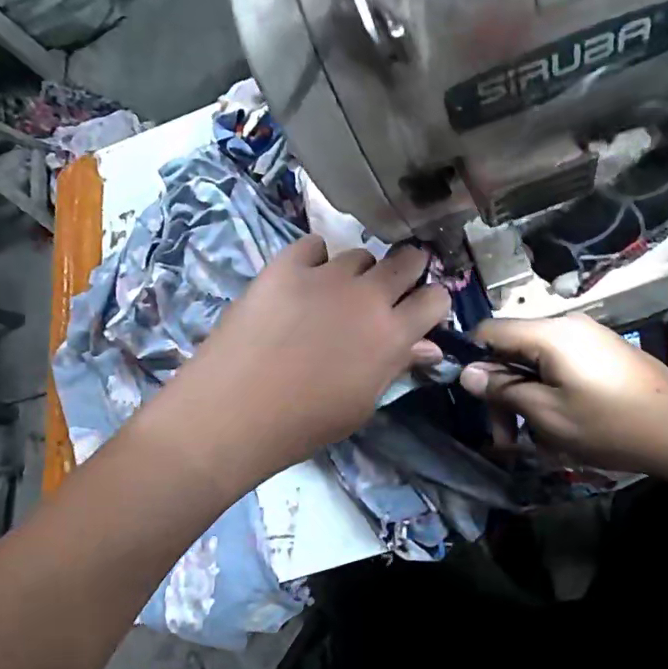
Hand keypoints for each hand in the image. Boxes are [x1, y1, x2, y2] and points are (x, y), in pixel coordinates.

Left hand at [157, 237, 449, 471]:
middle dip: (409, 269)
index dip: (433, 303)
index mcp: (393, 334)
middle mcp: (368, 296)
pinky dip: (315, 259)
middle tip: (392, 287)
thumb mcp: (363, 405)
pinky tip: (304, 278)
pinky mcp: (285, 265)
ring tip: (338, 292)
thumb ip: (398, 368)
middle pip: (407, 260)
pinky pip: (314, 246)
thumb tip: (428, 347)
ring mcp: (326, 275)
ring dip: (359, 271)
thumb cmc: (305, 422)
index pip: (435, 299)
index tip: (421, 311)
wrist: (232, 412)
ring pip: (360, 254)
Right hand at [459, 315, 667, 485]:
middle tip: (506, 438)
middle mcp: (568, 324)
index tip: (475, 401)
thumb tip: (466, 372)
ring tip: (537, 440)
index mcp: (550, 332)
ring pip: (537, 361)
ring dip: (527, 397)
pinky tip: (562, 426)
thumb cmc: (611, 425)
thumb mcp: (549, 414)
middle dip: (503, 391)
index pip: (490, 330)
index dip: (472, 361)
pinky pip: (562, 365)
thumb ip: (504, 389)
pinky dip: (551, 391)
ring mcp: (589, 337)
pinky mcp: (605, 352)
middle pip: (514, 347)